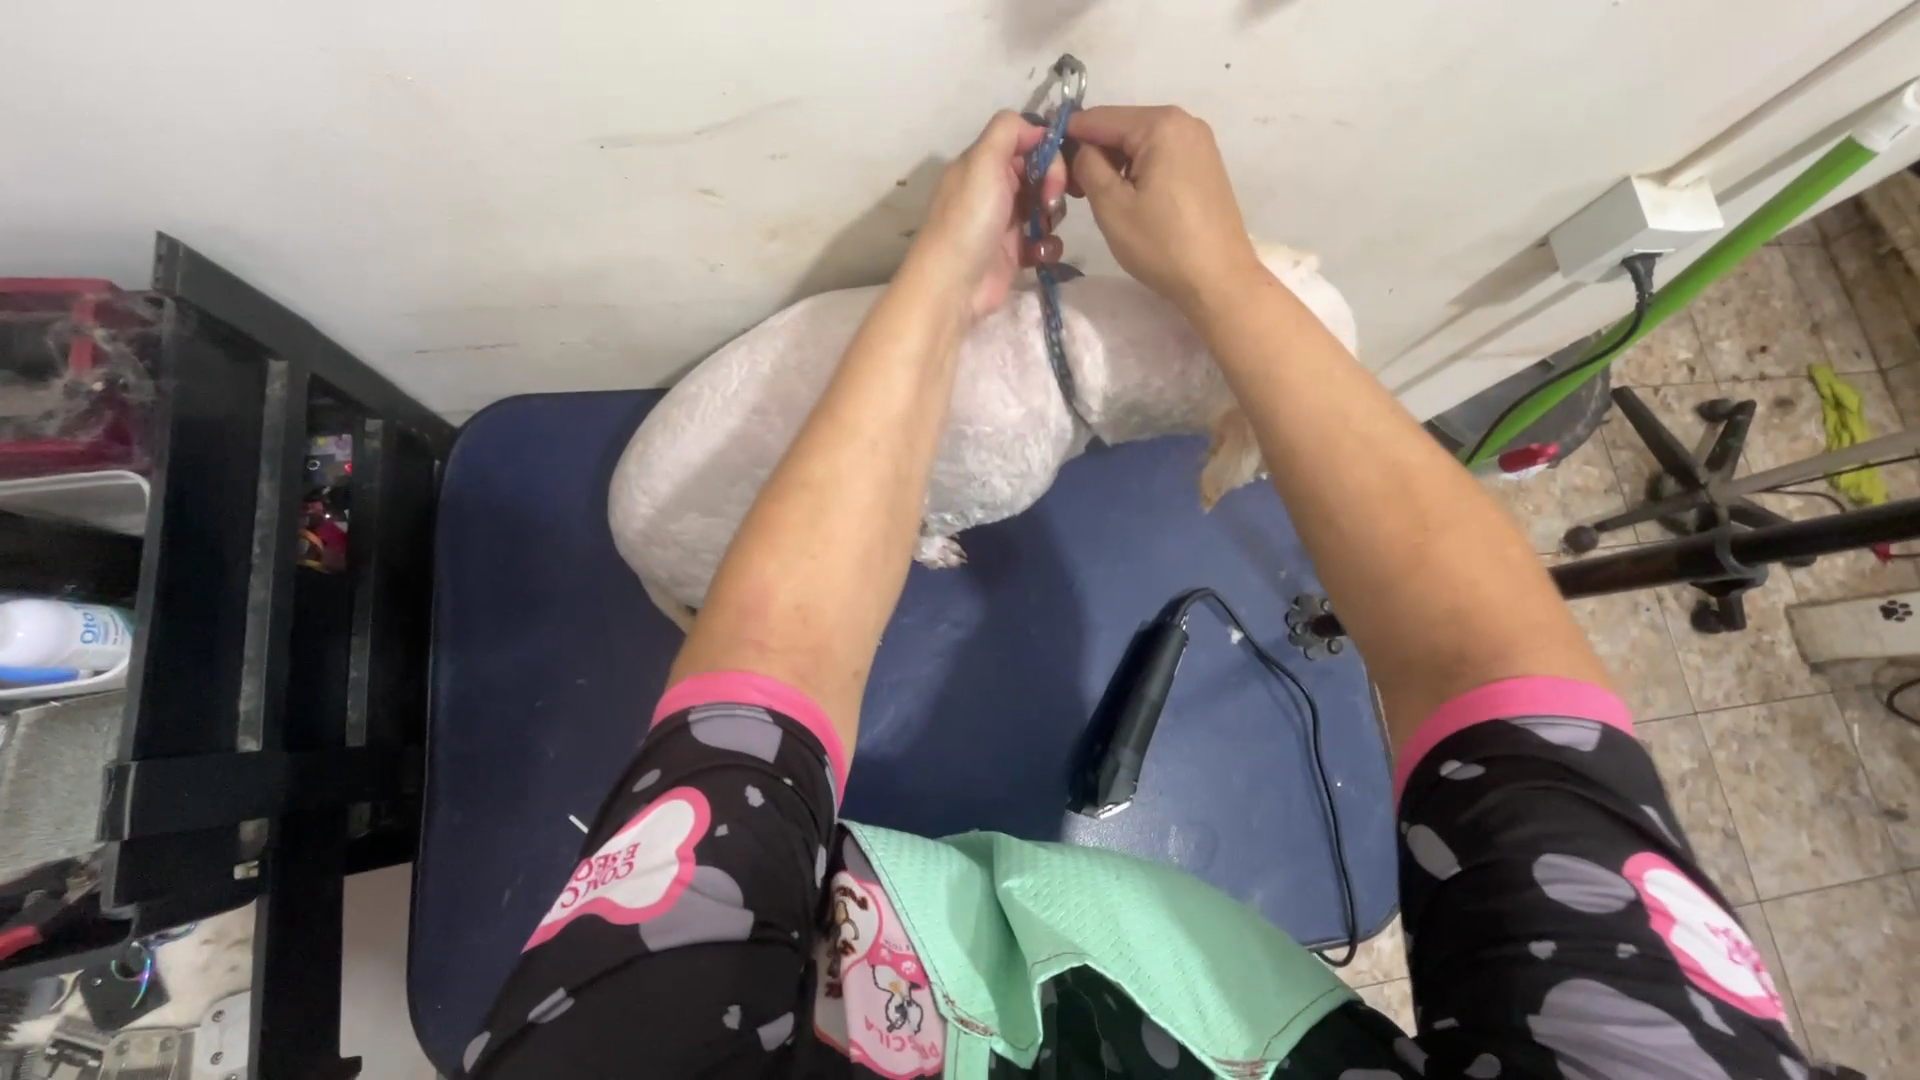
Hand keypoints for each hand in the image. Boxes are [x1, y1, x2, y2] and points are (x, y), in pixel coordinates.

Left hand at [910, 111, 1069, 319]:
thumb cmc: (969, 220)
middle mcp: (995, 188)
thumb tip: (1036, 128)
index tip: (1054, 170)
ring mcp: (1006, 222)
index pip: (1028, 142)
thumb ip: (1008, 130)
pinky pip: (1043, 241)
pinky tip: (1038, 255)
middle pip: (1041, 173)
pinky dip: (1047, 246)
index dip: (1047, 152)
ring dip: (1053, 217)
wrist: (954, 285)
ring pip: (1046, 207)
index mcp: (985, 163)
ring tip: (1041, 233)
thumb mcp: (982, 161)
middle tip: (1049, 204)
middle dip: (1054, 185)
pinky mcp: (1015, 254)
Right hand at [1066, 106, 1264, 314]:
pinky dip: (1138, 171)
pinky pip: (1160, 157)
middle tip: (1072, 191)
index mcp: (1160, 124)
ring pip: (1140, 143)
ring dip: (1115, 164)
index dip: (1067, 136)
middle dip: (1093, 152)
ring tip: (1100, 200)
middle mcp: (1184, 122)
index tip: (1046, 163)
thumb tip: (1079, 149)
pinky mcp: (1205, 165)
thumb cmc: (1162, 245)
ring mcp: (1199, 143)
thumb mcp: (1112, 207)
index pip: (1099, 118)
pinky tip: (1130, 200)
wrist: (1219, 280)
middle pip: (1122, 127)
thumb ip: (1087, 167)